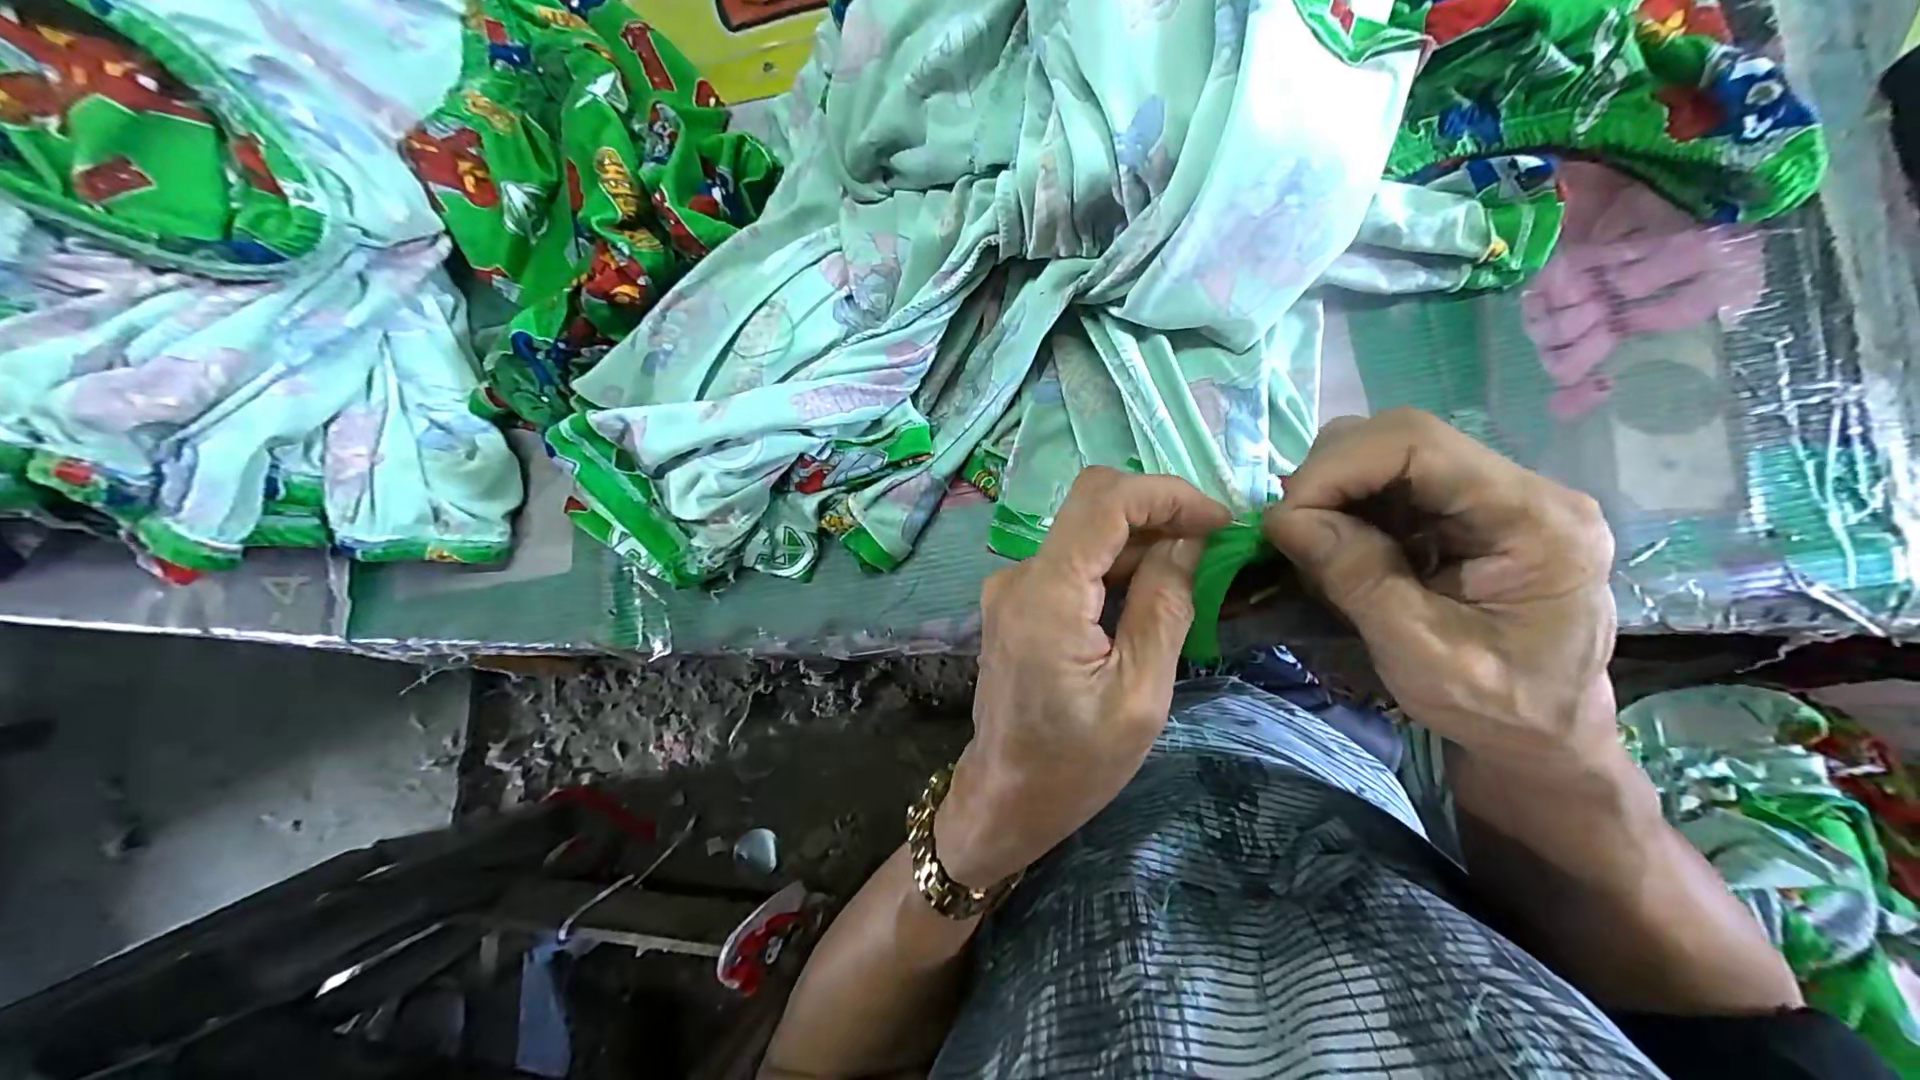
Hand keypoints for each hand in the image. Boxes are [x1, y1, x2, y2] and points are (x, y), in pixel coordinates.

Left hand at [936, 467, 1230, 888]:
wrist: (1006, 797)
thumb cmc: (1076, 763)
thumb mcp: (1141, 694)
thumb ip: (1164, 606)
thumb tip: (1187, 540)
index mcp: (1047, 595)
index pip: (1105, 502)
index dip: (1167, 495)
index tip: (1219, 519)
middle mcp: (1019, 576)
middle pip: (1092, 505)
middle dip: (1157, 509)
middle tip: (1212, 540)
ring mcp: (1012, 587)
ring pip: (1084, 532)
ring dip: (1140, 537)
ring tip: (1194, 566)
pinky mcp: (1016, 602)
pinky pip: (1071, 562)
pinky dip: (1114, 563)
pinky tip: (1151, 587)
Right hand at [1262, 409, 1618, 773]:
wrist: (1544, 737)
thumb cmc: (1497, 709)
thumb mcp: (1422, 655)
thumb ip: (1358, 579)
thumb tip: (1284, 518)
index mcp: (1534, 520)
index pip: (1418, 444)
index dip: (1337, 468)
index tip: (1286, 520)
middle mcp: (1520, 489)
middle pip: (1398, 436)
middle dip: (1328, 477)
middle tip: (1292, 535)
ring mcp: (1491, 495)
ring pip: (1384, 450)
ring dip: (1331, 491)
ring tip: (1315, 545)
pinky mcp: (1463, 509)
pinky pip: (1385, 481)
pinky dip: (1343, 506)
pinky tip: (1337, 546)